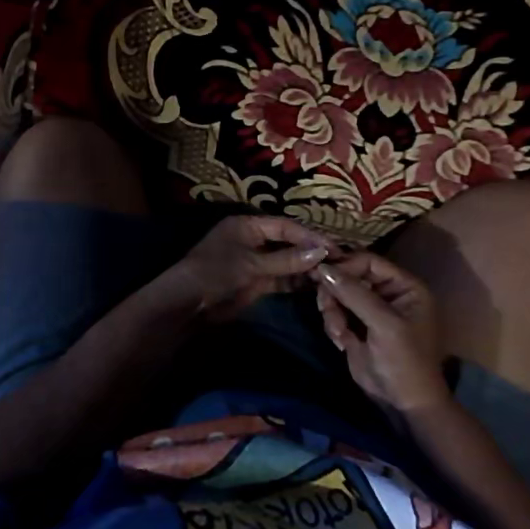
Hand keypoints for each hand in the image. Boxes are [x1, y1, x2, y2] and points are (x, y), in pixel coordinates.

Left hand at [158, 215, 331, 321]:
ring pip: (286, 262)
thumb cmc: (216, 272)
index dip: (309, 236)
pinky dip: (296, 281)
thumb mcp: (252, 264)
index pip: (285, 226)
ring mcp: (254, 261)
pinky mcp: (255, 282)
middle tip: (340, 261)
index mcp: (246, 225)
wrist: (189, 303)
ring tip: (334, 273)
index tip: (334, 247)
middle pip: (288, 242)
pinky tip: (316, 284)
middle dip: (311, 251)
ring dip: (306, 267)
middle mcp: (252, 240)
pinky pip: (281, 278)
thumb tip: (322, 252)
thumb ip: (286, 259)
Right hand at [313, 253, 451, 413]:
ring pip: (337, 294)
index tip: (322, 276)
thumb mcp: (384, 324)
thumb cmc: (404, 360)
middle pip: (349, 276)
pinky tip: (341, 341)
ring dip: (332, 312)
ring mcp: (370, 310)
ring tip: (338, 332)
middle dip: (335, 294)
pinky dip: (332, 324)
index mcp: (405, 287)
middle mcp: (387, 294)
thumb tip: (323, 268)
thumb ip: (355, 294)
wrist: (402, 401)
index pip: (369, 262)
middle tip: (327, 309)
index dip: (345, 266)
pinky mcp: (355, 326)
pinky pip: (334, 312)